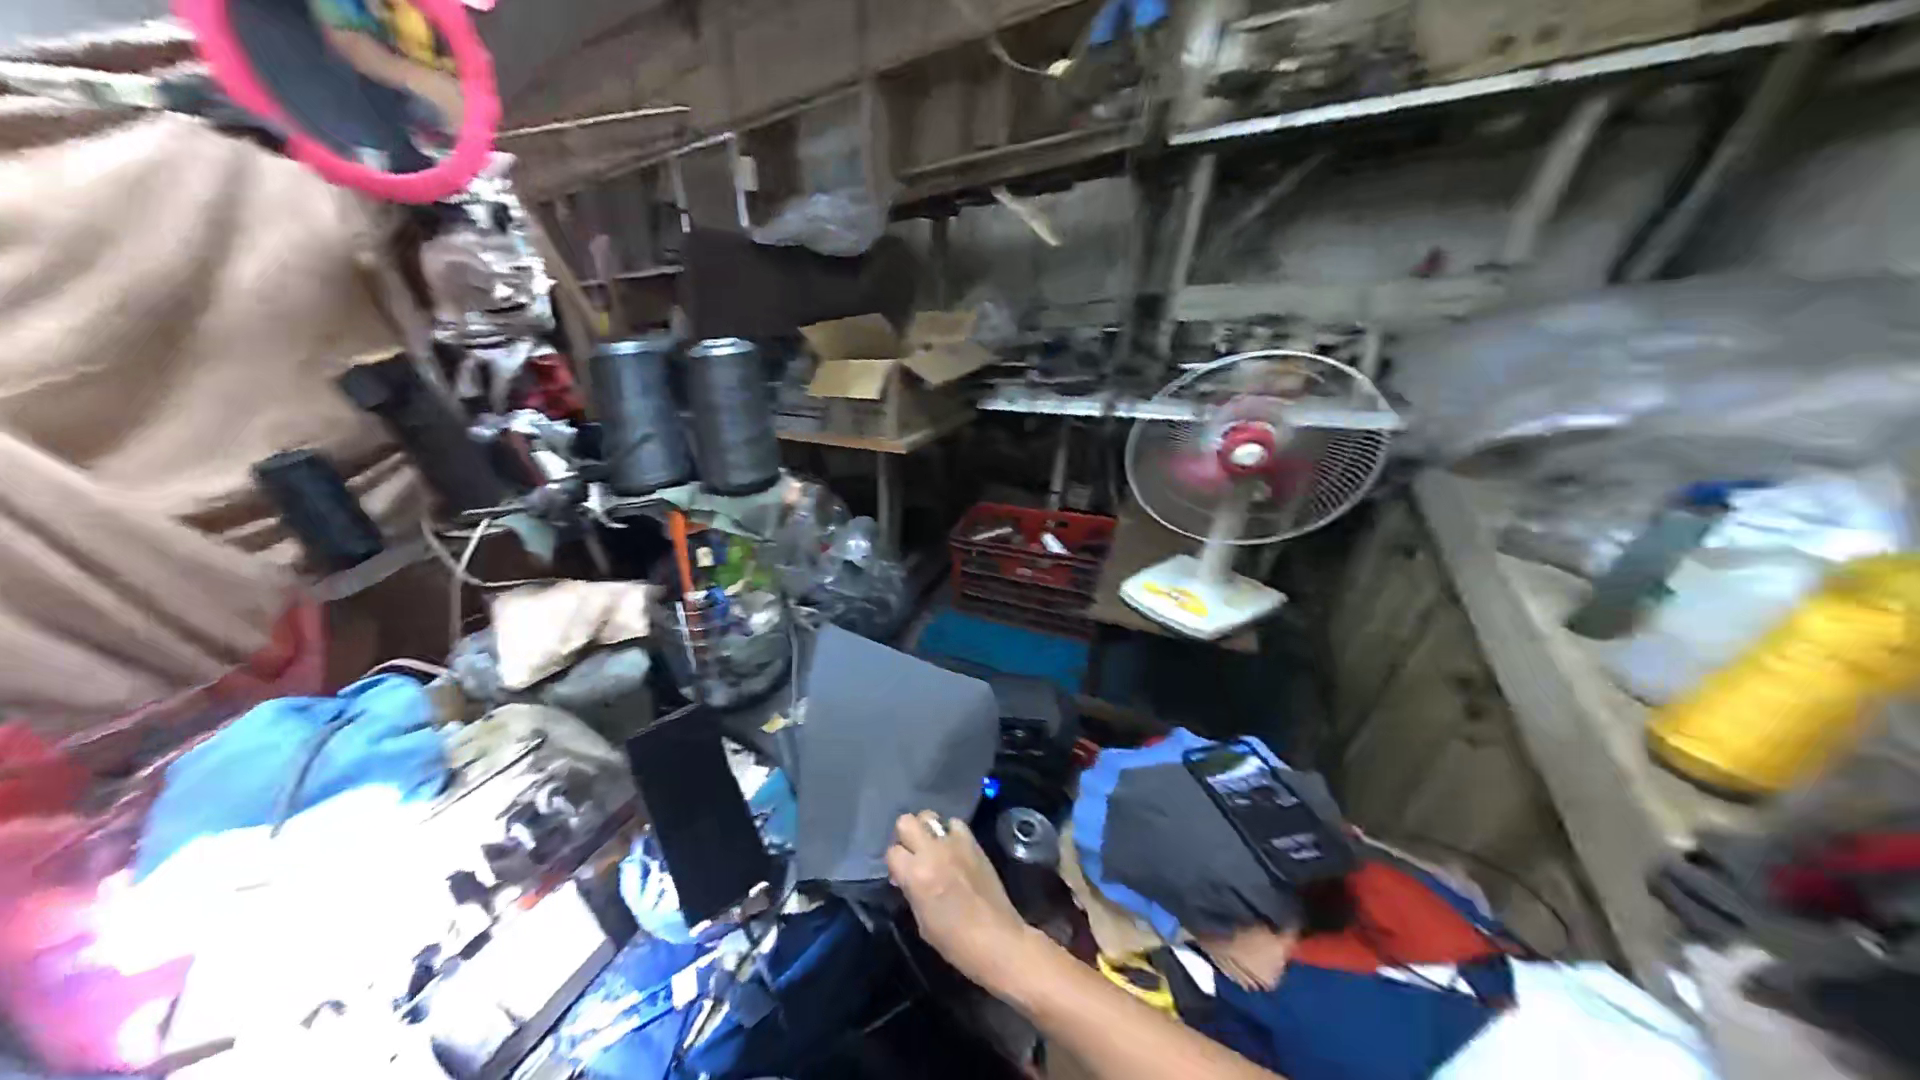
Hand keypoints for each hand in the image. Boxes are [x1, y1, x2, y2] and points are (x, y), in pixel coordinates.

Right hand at [885, 811, 1033, 989]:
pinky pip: (956, 825)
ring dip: (928, 831)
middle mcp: (932, 851)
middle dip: (906, 836)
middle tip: (913, 854)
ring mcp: (955, 843)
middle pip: (906, 822)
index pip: (892, 852)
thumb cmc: (954, 941)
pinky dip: (951, 833)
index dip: (895, 864)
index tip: (900, 875)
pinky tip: (954, 849)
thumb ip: (911, 890)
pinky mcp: (974, 843)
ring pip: (930, 816)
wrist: (997, 939)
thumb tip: (905, 877)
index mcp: (916, 874)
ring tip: (934, 848)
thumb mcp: (921, 921)